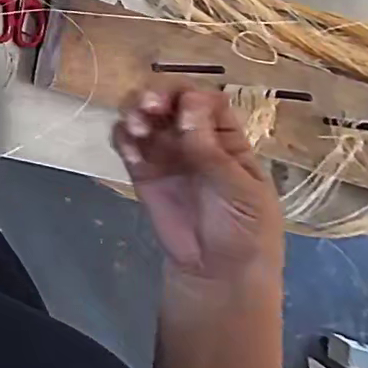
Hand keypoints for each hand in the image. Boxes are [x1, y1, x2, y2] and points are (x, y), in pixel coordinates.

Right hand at [111, 83, 283, 283]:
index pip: (206, 102)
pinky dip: (122, 137)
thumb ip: (210, 147)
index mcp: (226, 141)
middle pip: (169, 103)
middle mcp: (192, 139)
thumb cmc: (245, 230)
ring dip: (135, 114)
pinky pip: (125, 142)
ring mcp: (164, 153)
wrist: (216, 271)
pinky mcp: (140, 168)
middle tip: (148, 106)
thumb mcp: (239, 189)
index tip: (181, 105)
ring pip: (143, 117)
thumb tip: (189, 100)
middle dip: (155, 97)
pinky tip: (129, 148)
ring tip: (137, 129)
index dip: (191, 96)